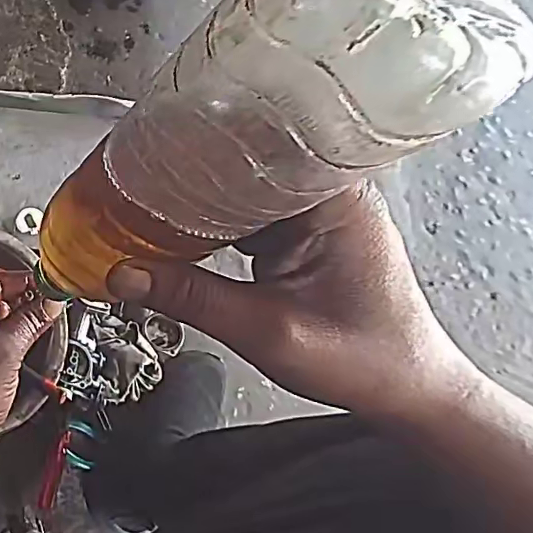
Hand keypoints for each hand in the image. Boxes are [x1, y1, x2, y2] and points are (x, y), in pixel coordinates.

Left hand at [0, 265, 63, 458]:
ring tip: (34, 316)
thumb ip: (29, 321)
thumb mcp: (4, 355)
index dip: (21, 281)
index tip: (47, 286)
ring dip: (8, 308)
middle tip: (39, 296)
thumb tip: (49, 301)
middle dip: (12, 290)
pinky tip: (20, 334)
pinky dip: (1, 326)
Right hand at [105, 182, 478, 419]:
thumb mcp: (267, 331)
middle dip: (188, 170)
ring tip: (145, 200)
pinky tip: (179, 230)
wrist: (404, 388)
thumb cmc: (365, 360)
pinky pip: (247, 215)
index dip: (199, 143)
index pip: (255, 147)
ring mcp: (316, 212)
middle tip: (133, 175)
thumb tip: (127, 275)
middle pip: (244, 162)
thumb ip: (193, 299)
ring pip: (242, 188)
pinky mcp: (304, 233)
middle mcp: (329, 193)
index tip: (151, 147)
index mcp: (335, 198)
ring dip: (198, 197)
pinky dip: (212, 222)